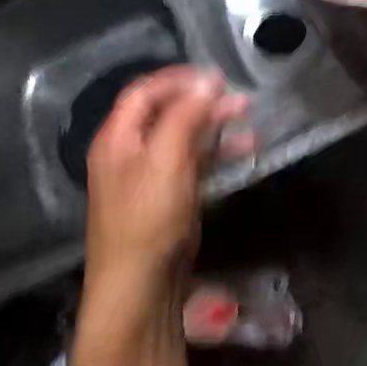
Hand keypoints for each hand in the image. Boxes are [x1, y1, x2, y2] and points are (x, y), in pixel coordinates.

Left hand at [84, 66, 251, 297]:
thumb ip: (185, 116)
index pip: (144, 92)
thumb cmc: (147, 219)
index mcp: (118, 138)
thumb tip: (207, 81)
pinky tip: (245, 152)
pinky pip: (193, 165)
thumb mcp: (166, 160)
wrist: (138, 289)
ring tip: (248, 118)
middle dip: (203, 102)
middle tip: (239, 97)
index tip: (215, 75)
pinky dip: (217, 154)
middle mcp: (130, 153)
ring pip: (184, 138)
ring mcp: (150, 178)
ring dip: (215, 126)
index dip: (178, 78)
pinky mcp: (168, 200)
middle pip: (166, 113)